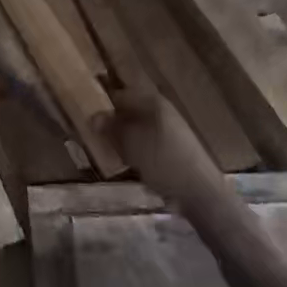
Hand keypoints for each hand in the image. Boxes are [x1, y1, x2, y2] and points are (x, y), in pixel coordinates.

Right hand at [100, 89, 225, 211]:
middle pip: (131, 111)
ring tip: (107, 150)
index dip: (104, 102)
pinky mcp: (174, 151)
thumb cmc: (164, 161)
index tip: (86, 114)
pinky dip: (135, 150)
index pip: (122, 94)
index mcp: (154, 103)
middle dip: (113, 122)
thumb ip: (113, 128)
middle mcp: (163, 112)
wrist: (200, 193)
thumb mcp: (133, 144)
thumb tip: (94, 116)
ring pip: (138, 128)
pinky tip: (128, 163)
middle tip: (93, 134)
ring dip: (123, 138)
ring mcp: (171, 131)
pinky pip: (147, 143)